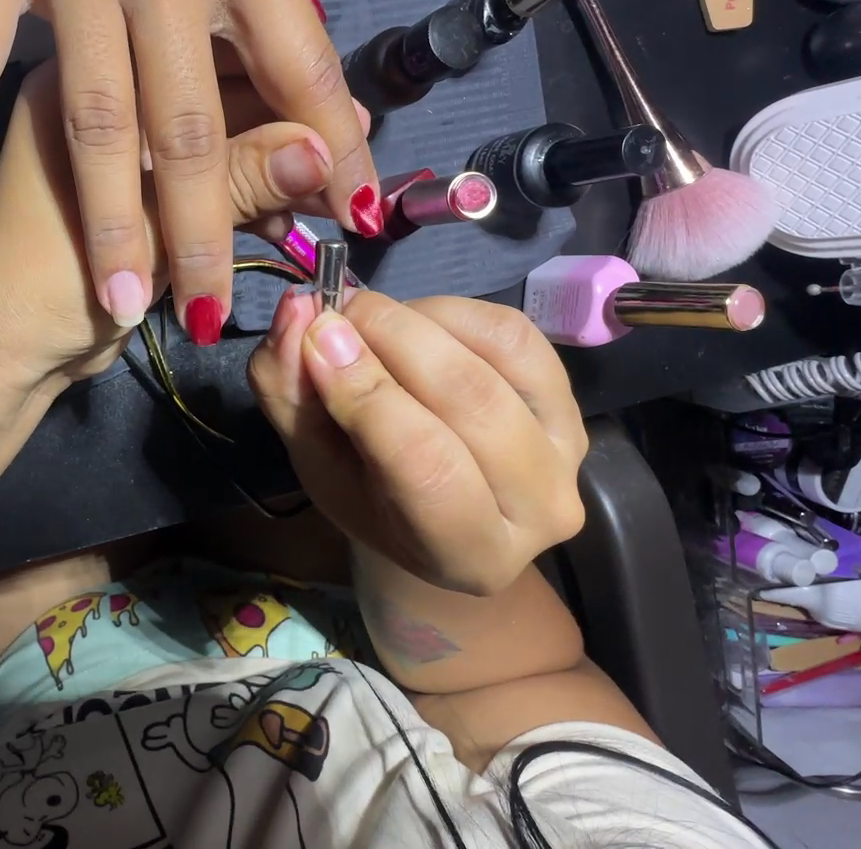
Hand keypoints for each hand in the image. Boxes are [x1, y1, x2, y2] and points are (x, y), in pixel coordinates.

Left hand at [0, 62, 340, 394]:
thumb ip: (233, 185)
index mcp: (77, 82)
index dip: (270, 86)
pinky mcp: (134, 195)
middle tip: (353, 147)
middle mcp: (99, 101)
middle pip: (208, 103)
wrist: (3, 359)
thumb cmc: (46, 285)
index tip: (342, 110)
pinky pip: (198, 182)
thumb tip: (321, 148)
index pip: (189, 63)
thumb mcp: (145, 230)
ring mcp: (117, 151)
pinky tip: (294, 215)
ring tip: (334, 190)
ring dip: (270, 171)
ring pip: (210, 146)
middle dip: (282, 131)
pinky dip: (243, 201)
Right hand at [247, 292, 588, 595]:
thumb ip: (288, 388)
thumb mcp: (309, 457)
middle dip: (391, 337)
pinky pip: (512, 332)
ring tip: (366, 320)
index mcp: (467, 553)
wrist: (433, 505)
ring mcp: (569, 450)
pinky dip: (450, 310)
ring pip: (497, 356)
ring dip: (417, 319)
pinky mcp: (573, 396)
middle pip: (469, 400)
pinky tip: (411, 320)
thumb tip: (298, 306)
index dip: (369, 394)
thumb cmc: (364, 493)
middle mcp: (540, 510)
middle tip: (334, 312)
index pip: (427, 466)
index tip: (316, 339)